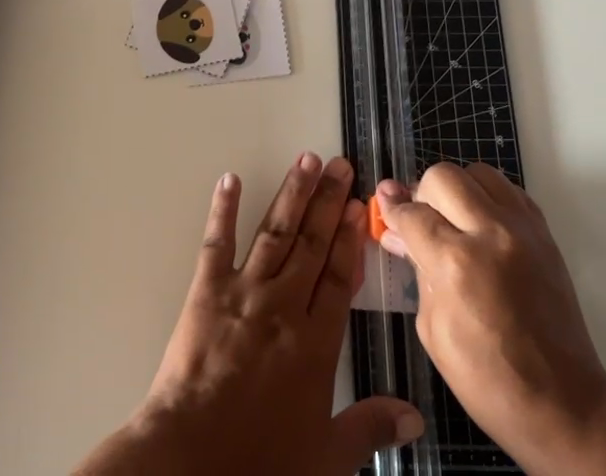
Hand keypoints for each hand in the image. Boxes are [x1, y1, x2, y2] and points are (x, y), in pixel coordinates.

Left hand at [74, 153, 424, 475]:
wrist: (190, 458)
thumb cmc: (259, 462)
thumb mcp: (325, 456)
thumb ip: (370, 428)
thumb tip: (414, 418)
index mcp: (315, 344)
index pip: (339, 278)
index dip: (350, 239)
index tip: (359, 207)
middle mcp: (283, 308)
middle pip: (311, 245)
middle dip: (327, 201)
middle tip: (340, 164)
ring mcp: (243, 295)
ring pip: (274, 234)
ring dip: (292, 195)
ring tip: (306, 160)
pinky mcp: (205, 295)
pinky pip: (216, 244)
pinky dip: (222, 210)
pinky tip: (229, 181)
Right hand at [379, 163, 605, 475]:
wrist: (560, 399)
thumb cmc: (485, 377)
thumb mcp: (432, 327)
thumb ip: (417, 270)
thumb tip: (398, 234)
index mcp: (456, 263)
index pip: (412, 212)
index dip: (392, 210)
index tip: (384, 208)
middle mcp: (492, 233)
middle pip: (444, 176)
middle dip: (423, 194)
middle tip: (422, 223)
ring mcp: (525, 230)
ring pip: (480, 173)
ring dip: (459, 190)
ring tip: (454, 223)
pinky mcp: (546, 235)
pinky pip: (510, 191)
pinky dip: (489, 199)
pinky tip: (482, 228)